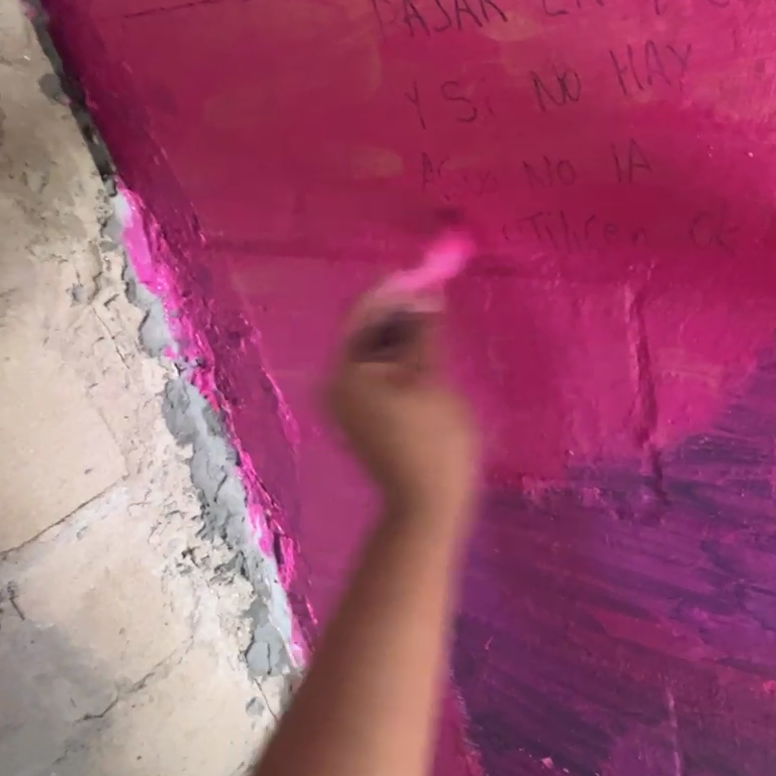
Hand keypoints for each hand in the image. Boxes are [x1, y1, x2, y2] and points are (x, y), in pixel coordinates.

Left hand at [327, 289, 479, 532]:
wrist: (429, 504)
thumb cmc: (433, 439)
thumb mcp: (431, 377)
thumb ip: (424, 332)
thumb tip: (424, 295)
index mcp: (348, 372)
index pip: (366, 315)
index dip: (395, 290)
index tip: (424, 272)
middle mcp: (339, 384)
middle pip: (368, 333)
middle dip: (401, 312)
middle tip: (435, 292)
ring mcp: (350, 403)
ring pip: (376, 354)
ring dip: (404, 335)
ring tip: (436, 318)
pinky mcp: (365, 416)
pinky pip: (380, 375)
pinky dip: (401, 359)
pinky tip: (427, 351)